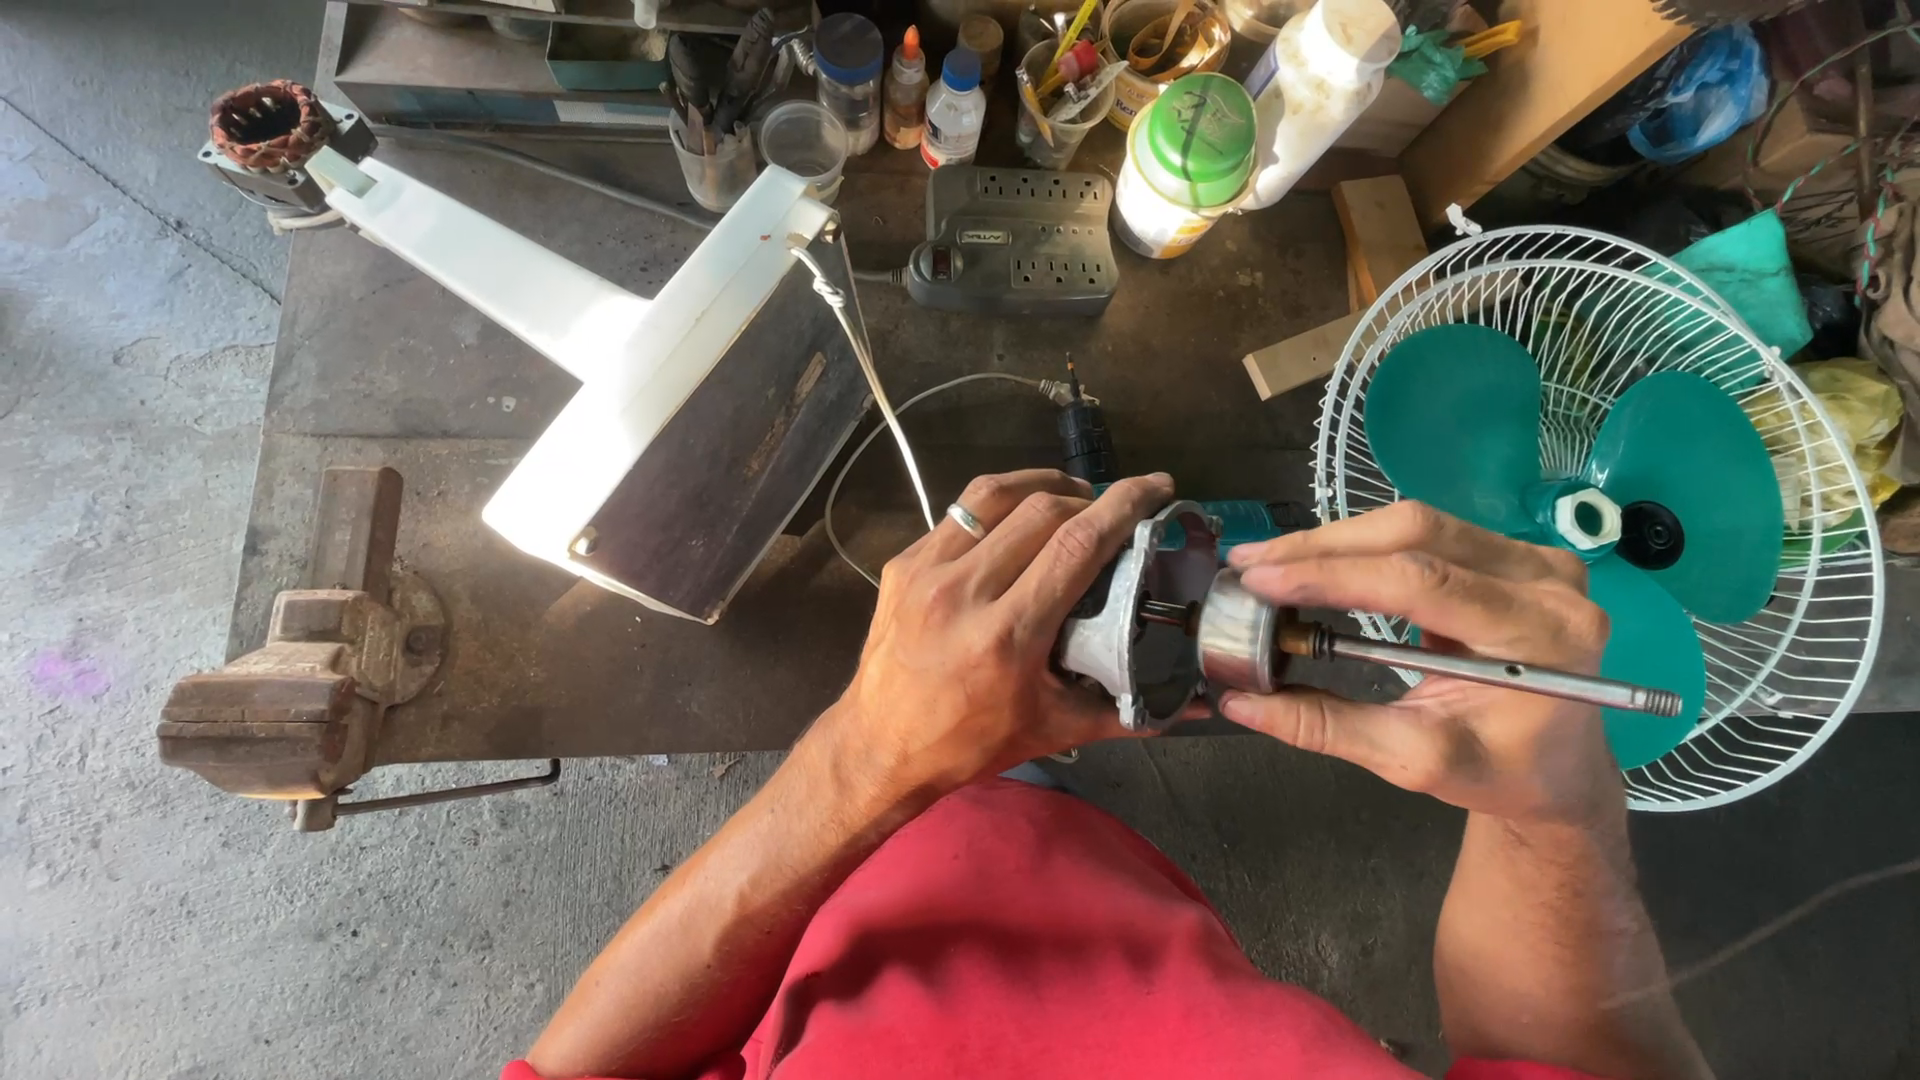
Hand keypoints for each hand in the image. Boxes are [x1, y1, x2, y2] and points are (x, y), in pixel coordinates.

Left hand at [818, 469, 1176, 795]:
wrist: (878, 747)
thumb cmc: (970, 744)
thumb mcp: (1053, 729)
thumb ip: (1127, 709)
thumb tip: (1199, 703)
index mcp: (1007, 633)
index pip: (1077, 544)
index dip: (1125, 504)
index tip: (1157, 486)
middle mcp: (963, 590)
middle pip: (1041, 509)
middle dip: (1091, 497)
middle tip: (1114, 510)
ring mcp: (925, 570)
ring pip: (994, 495)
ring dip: (1042, 486)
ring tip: (1071, 497)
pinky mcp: (902, 564)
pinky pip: (960, 514)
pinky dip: (998, 507)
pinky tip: (1016, 522)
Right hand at [1219, 501, 1623, 825]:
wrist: (1558, 768)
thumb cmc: (1499, 771)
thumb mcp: (1412, 758)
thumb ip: (1327, 726)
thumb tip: (1239, 703)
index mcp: (1539, 632)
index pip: (1420, 581)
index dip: (1332, 575)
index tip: (1258, 581)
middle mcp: (1545, 579)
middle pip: (1415, 532)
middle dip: (1321, 545)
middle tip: (1250, 563)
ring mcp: (1530, 559)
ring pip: (1412, 523)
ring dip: (1332, 540)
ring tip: (1268, 560)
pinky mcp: (1506, 554)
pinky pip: (1420, 533)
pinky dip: (1357, 544)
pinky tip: (1313, 559)